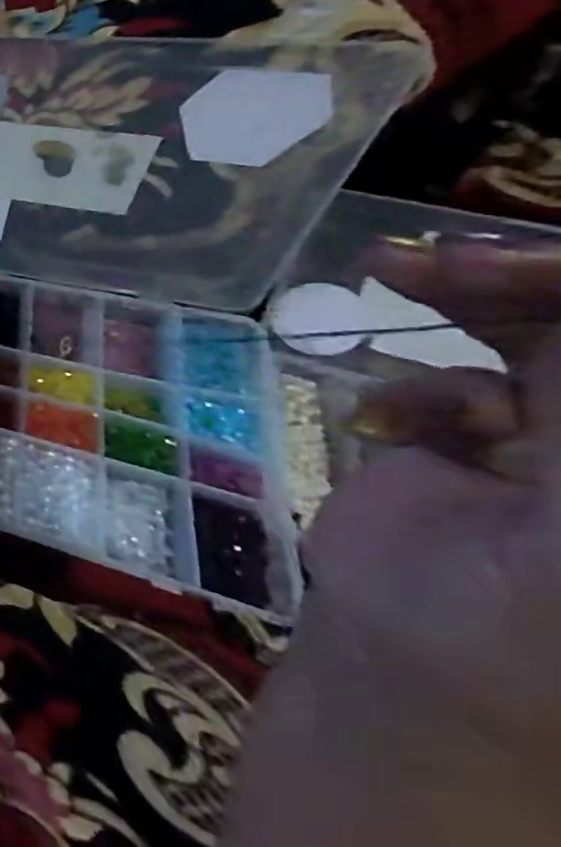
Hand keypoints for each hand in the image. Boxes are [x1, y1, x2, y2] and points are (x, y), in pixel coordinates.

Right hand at [302, 238, 560, 743]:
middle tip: (430, 261)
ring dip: (465, 302)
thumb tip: (540, 324)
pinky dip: (415, 391)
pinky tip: (391, 424)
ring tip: (391, 276)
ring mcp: (558, 445)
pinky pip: (450, 387)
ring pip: (533, 337)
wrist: (419, 674)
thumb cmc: (543, 625)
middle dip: (526, 278)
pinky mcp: (466, 453)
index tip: (512, 260)